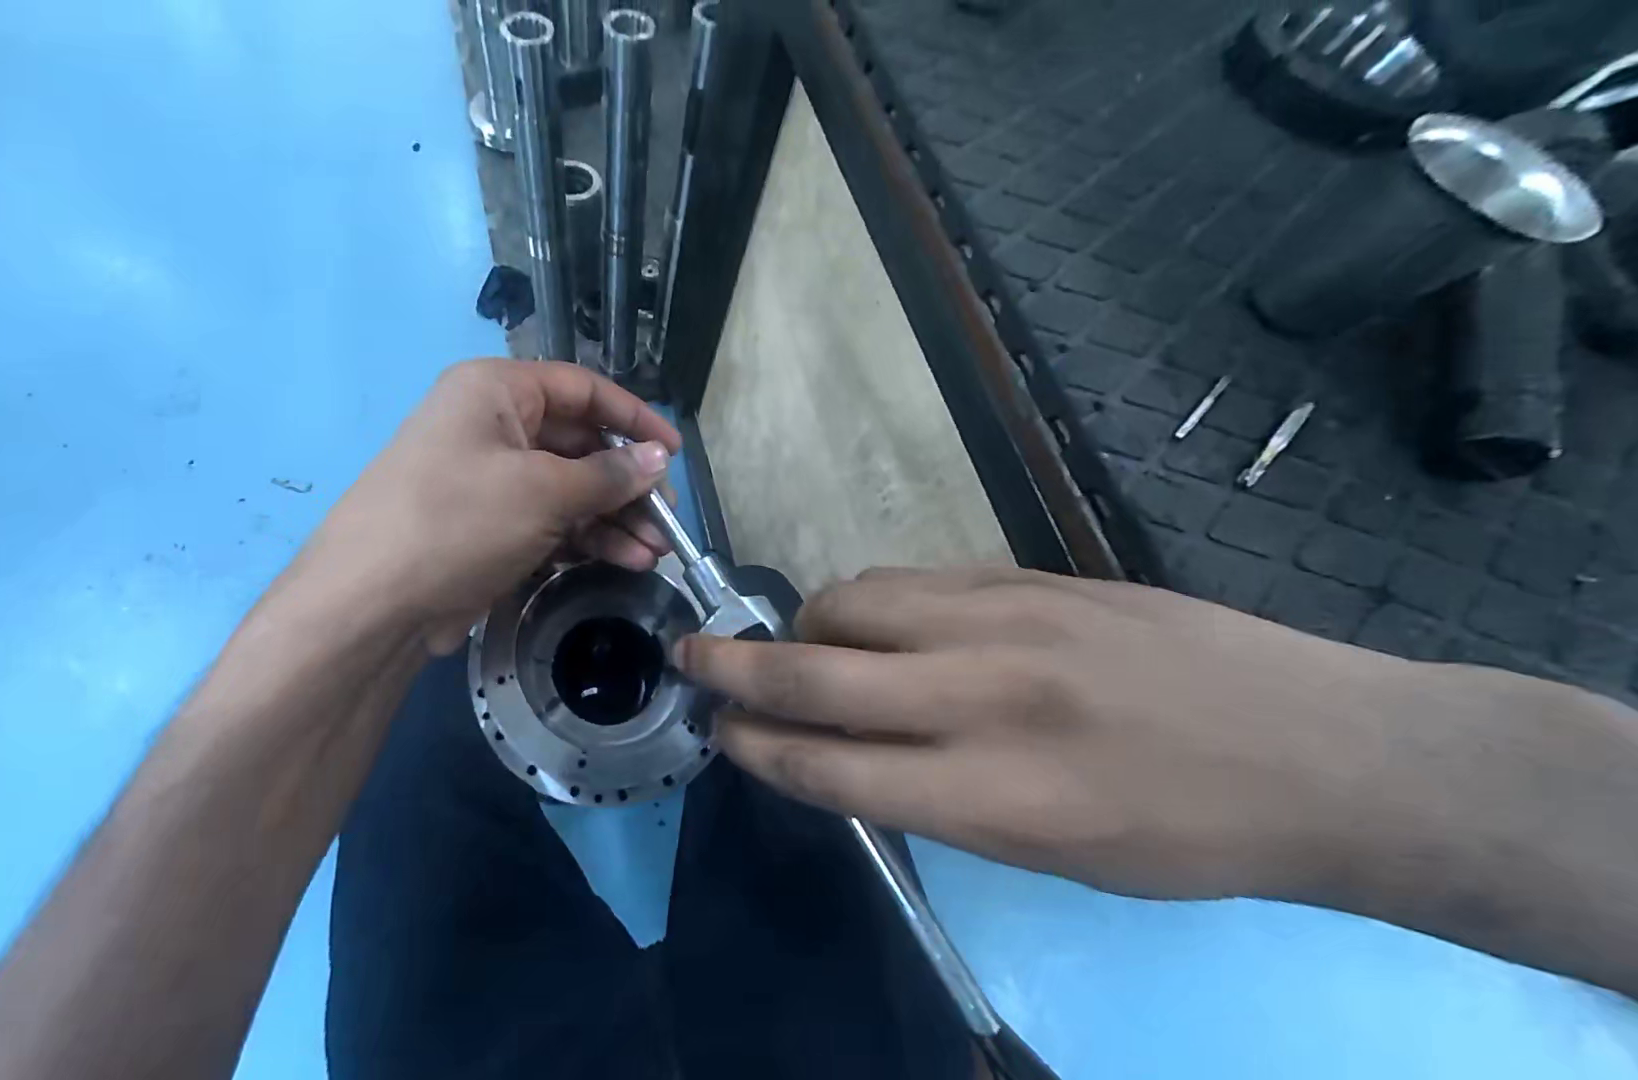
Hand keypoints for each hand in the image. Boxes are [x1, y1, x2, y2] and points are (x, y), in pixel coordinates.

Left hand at [266, 359, 679, 652]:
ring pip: (571, 489)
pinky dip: (589, 539)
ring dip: (616, 519)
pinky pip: (554, 521)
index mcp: (497, 392)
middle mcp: (495, 427)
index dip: (633, 419)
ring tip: (656, 551)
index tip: (673, 452)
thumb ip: (608, 475)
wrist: (373, 603)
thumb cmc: (458, 521)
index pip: (582, 390)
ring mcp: (494, 481)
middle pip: (581, 445)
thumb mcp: (542, 491)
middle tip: (667, 518)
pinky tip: (627, 560)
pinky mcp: (494, 526)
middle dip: (628, 484)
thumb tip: (658, 460)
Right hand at [675, 565, 1453, 901]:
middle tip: (689, 656)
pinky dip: (868, 599)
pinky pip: (909, 577)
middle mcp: (981, 697)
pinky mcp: (1026, 576)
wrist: (1322, 750)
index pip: (825, 765)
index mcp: (988, 796)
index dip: (755, 748)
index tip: (718, 733)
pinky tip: (875, 617)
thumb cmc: (1181, 834)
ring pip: (852, 603)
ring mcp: (1003, 620)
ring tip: (803, 641)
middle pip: (816, 673)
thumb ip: (927, 796)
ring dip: (805, 623)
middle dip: (734, 668)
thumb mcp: (1046, 853)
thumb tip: (835, 750)